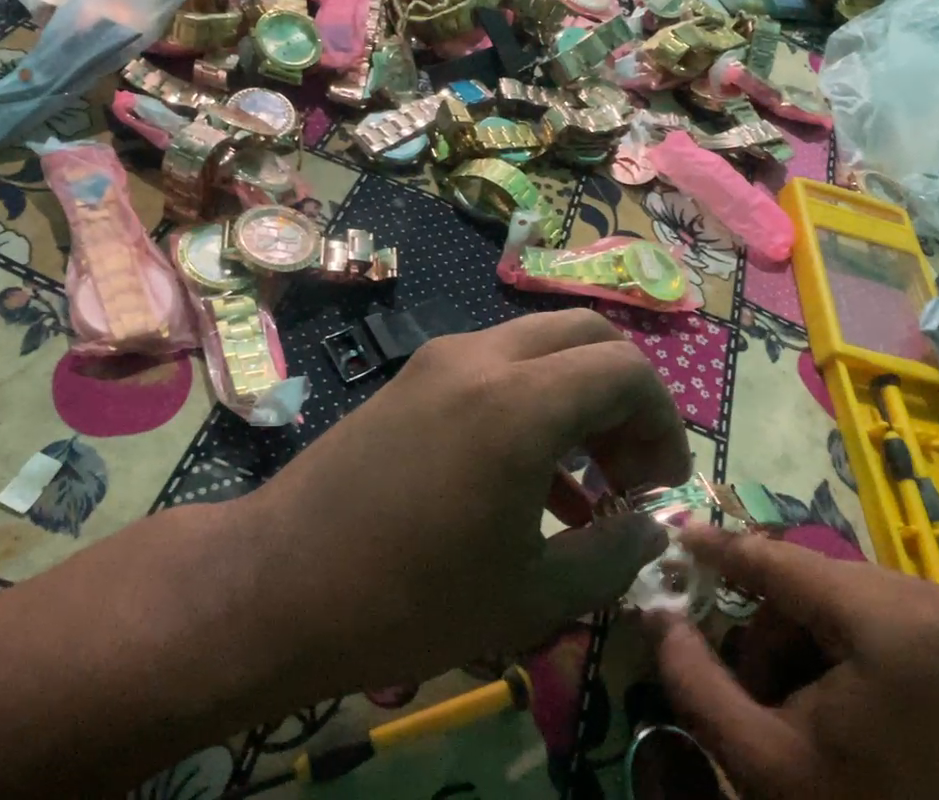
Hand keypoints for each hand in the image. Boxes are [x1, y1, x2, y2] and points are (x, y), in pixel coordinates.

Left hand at [244, 309, 691, 691]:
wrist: (275, 586)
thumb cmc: (408, 601)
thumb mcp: (531, 596)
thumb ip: (611, 556)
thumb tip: (650, 529)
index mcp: (521, 402)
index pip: (628, 371)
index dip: (663, 423)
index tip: (659, 487)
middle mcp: (481, 358)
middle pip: (586, 338)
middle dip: (625, 398)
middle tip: (628, 472)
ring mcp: (437, 362)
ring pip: (537, 347)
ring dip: (576, 398)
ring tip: (585, 485)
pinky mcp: (408, 381)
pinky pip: (492, 369)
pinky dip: (529, 402)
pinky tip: (526, 482)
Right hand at [651, 526, 938, 799]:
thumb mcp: (767, 766)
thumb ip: (697, 682)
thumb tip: (656, 613)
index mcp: (903, 625)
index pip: (787, 564)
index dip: (726, 550)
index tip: (681, 535)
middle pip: (829, 586)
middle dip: (782, 631)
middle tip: (764, 695)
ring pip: (871, 599)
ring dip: (826, 640)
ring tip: (818, 712)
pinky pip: (919, 620)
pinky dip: (876, 648)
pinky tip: (869, 709)